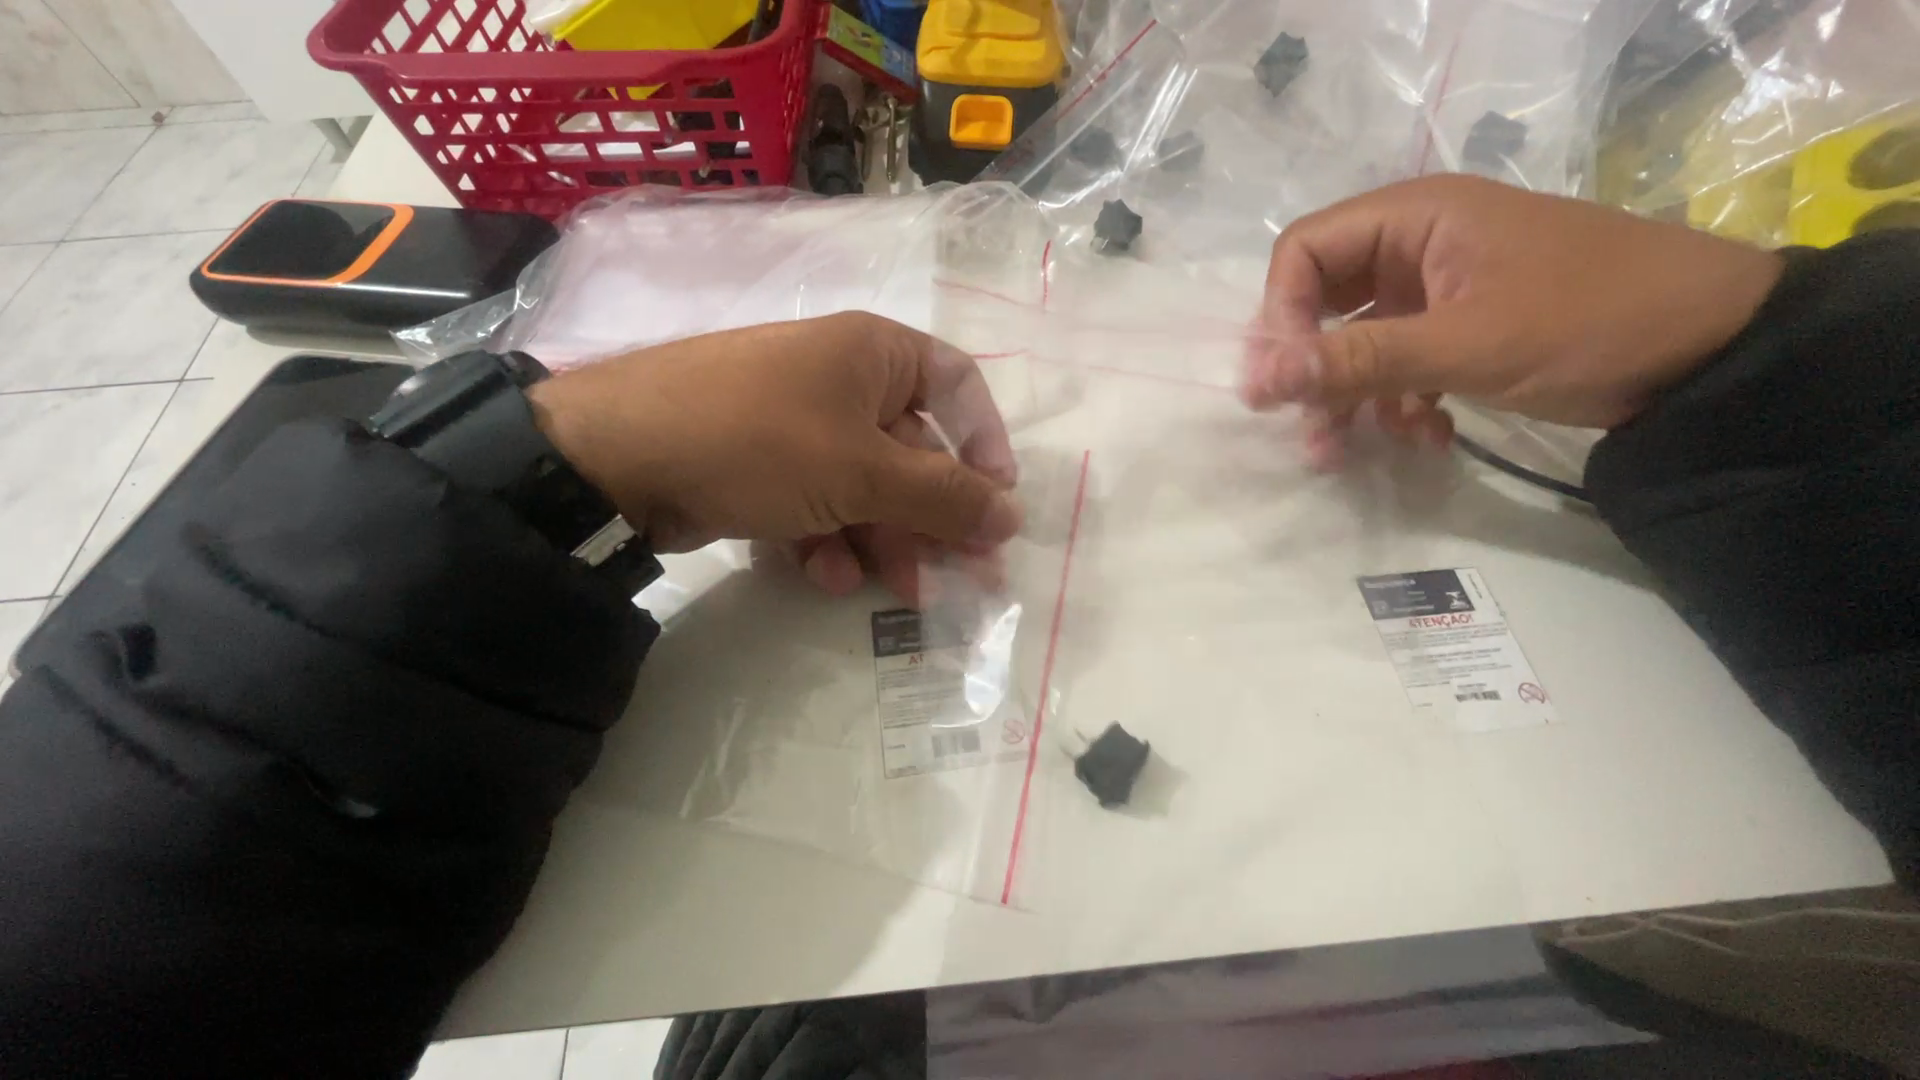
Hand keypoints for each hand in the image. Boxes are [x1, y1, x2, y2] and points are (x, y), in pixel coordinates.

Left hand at [527, 313, 1020, 601]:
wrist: (615, 458)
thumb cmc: (761, 442)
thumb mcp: (863, 472)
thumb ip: (943, 496)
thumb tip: (1012, 516)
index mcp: (873, 354)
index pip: (958, 385)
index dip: (985, 443)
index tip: (995, 503)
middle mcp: (839, 380)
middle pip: (911, 450)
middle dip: (933, 517)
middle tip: (958, 578)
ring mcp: (795, 423)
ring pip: (864, 485)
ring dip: (884, 539)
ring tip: (894, 590)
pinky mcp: (758, 464)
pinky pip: (814, 500)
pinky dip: (826, 538)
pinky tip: (822, 574)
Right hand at [1242, 175, 1784, 463]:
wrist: (1719, 352)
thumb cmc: (1591, 324)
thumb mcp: (1465, 345)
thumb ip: (1355, 360)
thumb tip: (1257, 380)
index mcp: (1417, 218)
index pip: (1303, 252)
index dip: (1281, 314)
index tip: (1283, 381)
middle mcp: (1418, 246)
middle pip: (1322, 302)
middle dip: (1311, 370)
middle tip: (1307, 432)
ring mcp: (1440, 288)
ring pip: (1357, 342)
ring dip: (1349, 398)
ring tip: (1346, 454)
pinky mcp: (1462, 327)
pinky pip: (1400, 363)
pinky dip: (1399, 402)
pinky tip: (1427, 436)